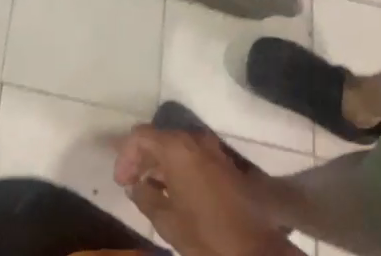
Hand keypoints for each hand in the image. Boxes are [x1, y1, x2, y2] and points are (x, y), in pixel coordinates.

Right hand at [112, 126, 277, 255]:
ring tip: (151, 187)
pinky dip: (180, 167)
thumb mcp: (166, 221)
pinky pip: (194, 157)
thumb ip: (144, 197)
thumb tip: (137, 185)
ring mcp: (214, 151)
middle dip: (142, 158)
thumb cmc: (207, 234)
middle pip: (159, 138)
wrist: (258, 251)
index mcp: (176, 148)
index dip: (125, 156)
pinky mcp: (227, 165)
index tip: (122, 181)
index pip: (140, 136)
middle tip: (132, 182)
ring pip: (178, 147)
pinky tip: (175, 190)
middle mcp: (194, 141)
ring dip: (161, 163)